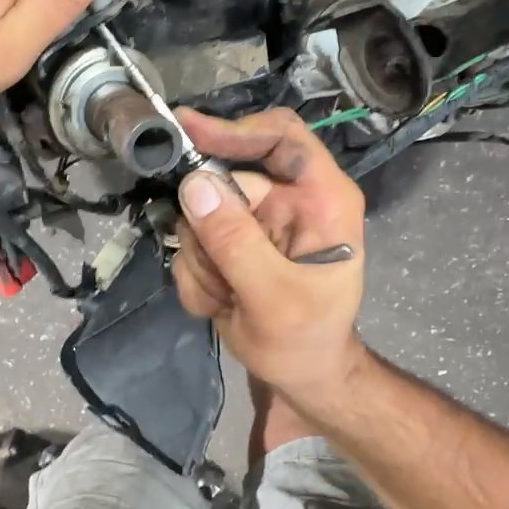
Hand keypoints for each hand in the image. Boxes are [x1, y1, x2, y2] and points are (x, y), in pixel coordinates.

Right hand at [172, 108, 369, 399]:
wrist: (302, 379)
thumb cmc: (306, 341)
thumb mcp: (274, 298)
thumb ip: (235, 242)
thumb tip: (194, 185)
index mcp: (321, 199)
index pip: (282, 137)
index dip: (236, 130)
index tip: (187, 132)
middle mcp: (288, 200)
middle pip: (225, 180)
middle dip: (208, 231)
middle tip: (215, 274)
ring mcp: (257, 221)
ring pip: (200, 214)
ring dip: (202, 261)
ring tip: (225, 298)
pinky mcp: (231, 243)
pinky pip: (193, 242)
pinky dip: (197, 277)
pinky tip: (219, 303)